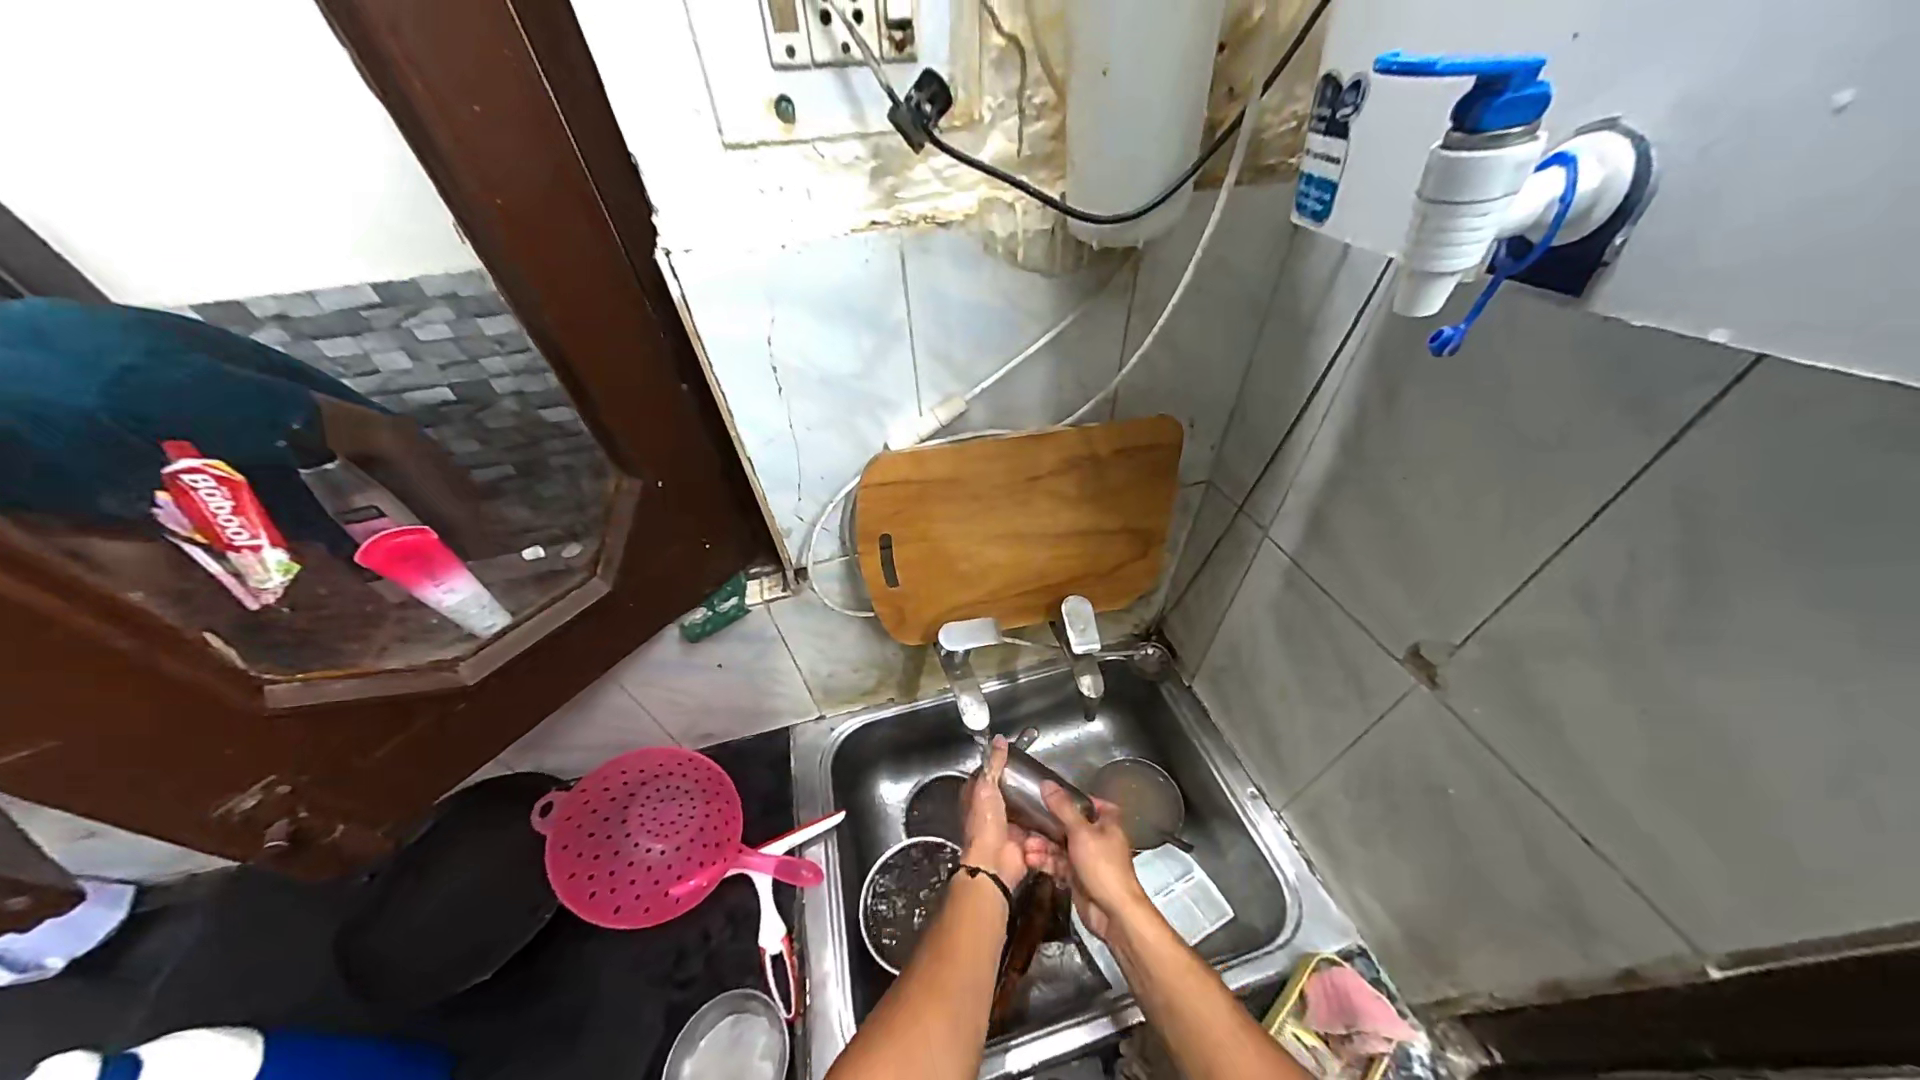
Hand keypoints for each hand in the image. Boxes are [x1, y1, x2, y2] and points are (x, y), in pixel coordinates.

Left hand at [960, 736, 1054, 888]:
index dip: (1000, 768)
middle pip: (1013, 796)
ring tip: (1056, 797)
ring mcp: (1010, 829)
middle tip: (1044, 780)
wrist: (995, 864)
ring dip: (1040, 811)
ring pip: (1029, 815)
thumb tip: (999, 739)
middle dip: (1027, 791)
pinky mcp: (1025, 844)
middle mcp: (993, 814)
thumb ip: (994, 764)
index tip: (1018, 759)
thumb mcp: (987, 787)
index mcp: (978, 799)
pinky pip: (1040, 833)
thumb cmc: (985, 825)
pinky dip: (1047, 829)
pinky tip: (1058, 817)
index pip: (989, 777)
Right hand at [1041, 782, 1149, 941]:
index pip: (1088, 803)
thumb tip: (1047, 783)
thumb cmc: (1103, 867)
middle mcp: (1097, 838)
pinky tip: (1030, 861)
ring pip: (1060, 846)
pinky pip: (1058, 864)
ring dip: (1042, 846)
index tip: (1048, 797)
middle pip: (1068, 825)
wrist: (1114, 913)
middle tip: (1027, 825)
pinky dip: (1045, 862)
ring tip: (1025, 848)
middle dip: (1046, 827)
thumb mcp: (1081, 832)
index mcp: (1106, 822)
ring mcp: (1087, 859)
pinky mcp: (1077, 877)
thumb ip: (1063, 808)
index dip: (1070, 799)